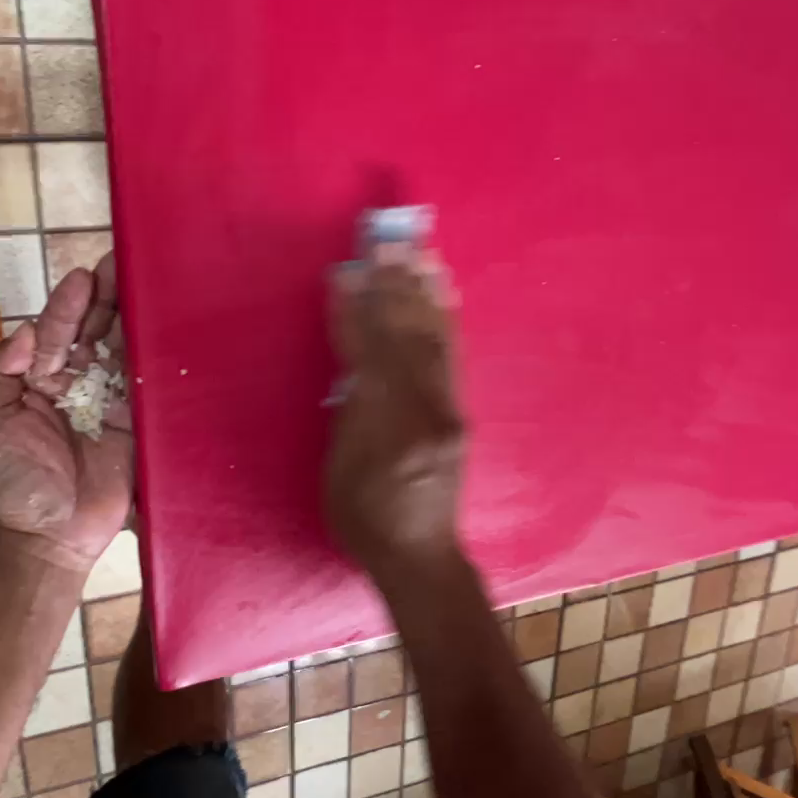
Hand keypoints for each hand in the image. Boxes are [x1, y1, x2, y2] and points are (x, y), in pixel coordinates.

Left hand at [0, 254, 131, 569]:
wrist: (43, 536)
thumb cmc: (9, 479)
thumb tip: (28, 331)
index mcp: (38, 378)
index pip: (57, 332)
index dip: (69, 304)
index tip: (85, 276)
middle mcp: (75, 382)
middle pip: (95, 332)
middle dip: (109, 297)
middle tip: (127, 262)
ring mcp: (108, 402)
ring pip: (124, 351)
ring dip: (136, 319)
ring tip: (154, 284)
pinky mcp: (136, 424)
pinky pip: (147, 387)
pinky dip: (158, 360)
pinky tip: (172, 333)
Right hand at [325, 244, 465, 575]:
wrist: (419, 552)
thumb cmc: (362, 516)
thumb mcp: (338, 466)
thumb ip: (349, 410)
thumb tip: (353, 360)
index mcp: (385, 424)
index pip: (369, 353)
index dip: (356, 311)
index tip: (346, 272)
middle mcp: (423, 408)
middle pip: (406, 336)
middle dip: (395, 287)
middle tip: (386, 245)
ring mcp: (447, 408)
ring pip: (434, 339)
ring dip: (424, 293)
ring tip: (419, 253)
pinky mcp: (459, 410)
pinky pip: (453, 355)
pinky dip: (445, 318)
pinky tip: (443, 294)